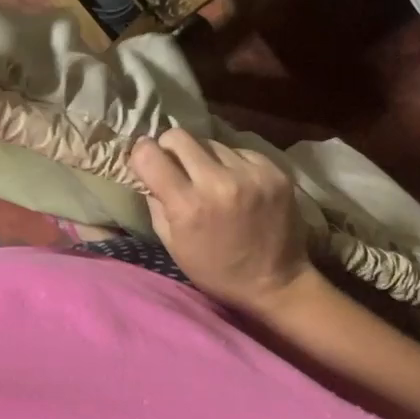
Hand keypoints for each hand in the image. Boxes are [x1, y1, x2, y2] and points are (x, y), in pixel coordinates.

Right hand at [130, 130, 313, 311]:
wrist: (277, 283)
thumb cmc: (215, 269)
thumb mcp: (172, 243)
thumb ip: (155, 201)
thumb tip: (145, 170)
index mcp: (187, 205)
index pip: (149, 154)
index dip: (142, 154)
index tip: (146, 161)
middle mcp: (218, 182)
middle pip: (178, 136)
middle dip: (170, 148)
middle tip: (176, 166)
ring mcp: (250, 174)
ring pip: (211, 143)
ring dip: (204, 158)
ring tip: (212, 180)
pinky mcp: (274, 172)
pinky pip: (239, 151)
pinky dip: (232, 163)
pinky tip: (237, 184)